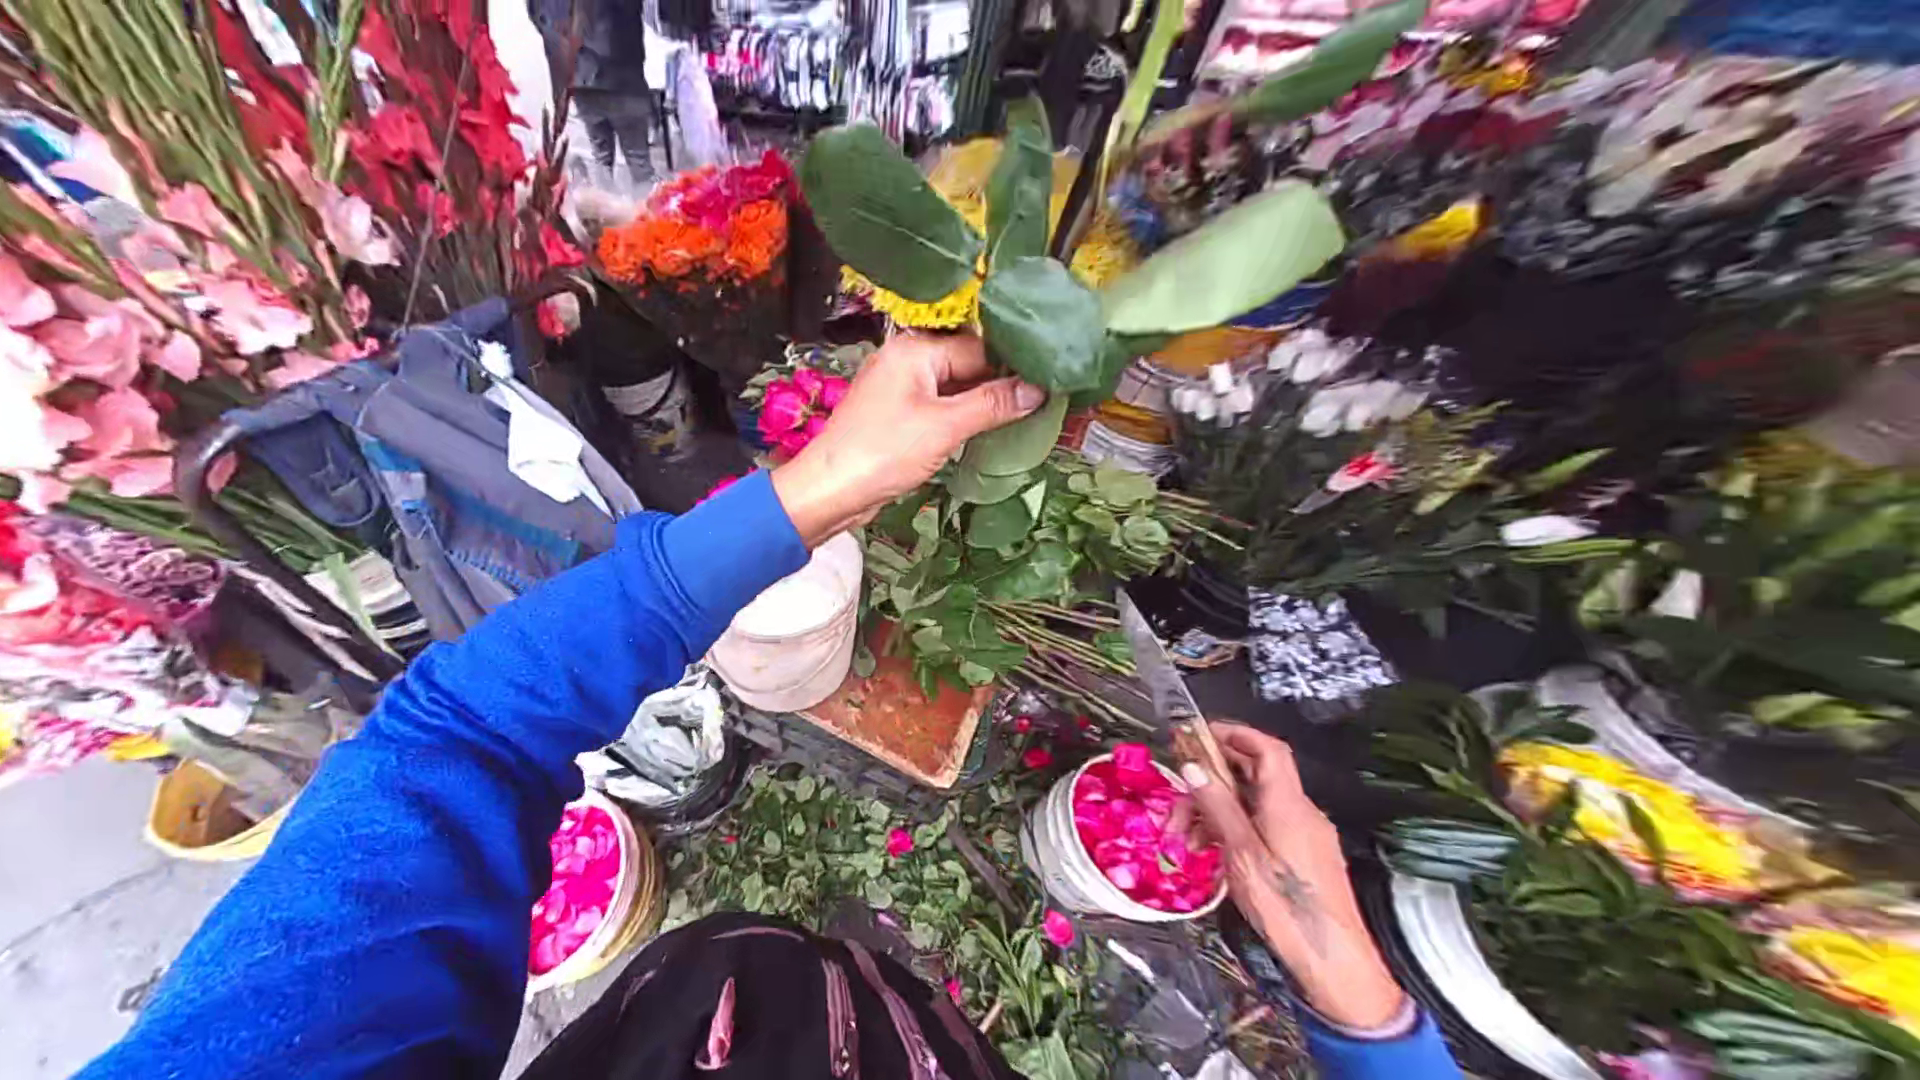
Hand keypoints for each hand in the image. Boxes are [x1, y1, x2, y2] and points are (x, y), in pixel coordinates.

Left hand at [771, 333, 1044, 545]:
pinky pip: (939, 408)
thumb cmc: (884, 452)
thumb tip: (1037, 390)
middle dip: (999, 386)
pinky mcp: (897, 416)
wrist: (831, 490)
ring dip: (982, 404)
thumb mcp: (945, 426)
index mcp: (915, 350)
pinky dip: (961, 418)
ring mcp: (900, 389)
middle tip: (1042, 402)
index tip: (1048, 383)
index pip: (979, 348)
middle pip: (966, 365)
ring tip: (1023, 417)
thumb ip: (992, 404)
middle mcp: (907, 361)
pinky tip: (985, 431)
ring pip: (954, 389)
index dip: (1013, 367)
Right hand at [1183, 723, 1407, 1029]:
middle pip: (1255, 773)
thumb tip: (1193, 766)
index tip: (1199, 733)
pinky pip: (1263, 824)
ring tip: (1184, 836)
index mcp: (1288, 804)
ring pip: (1253, 803)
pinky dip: (1234, 828)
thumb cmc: (1286, 909)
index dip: (1234, 732)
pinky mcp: (1303, 855)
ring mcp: (1304, 833)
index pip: (1267, 748)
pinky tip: (1209, 850)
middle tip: (1180, 787)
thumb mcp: (1241, 854)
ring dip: (1216, 810)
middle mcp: (1301, 811)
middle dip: (1213, 777)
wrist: (1337, 967)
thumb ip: (1217, 806)